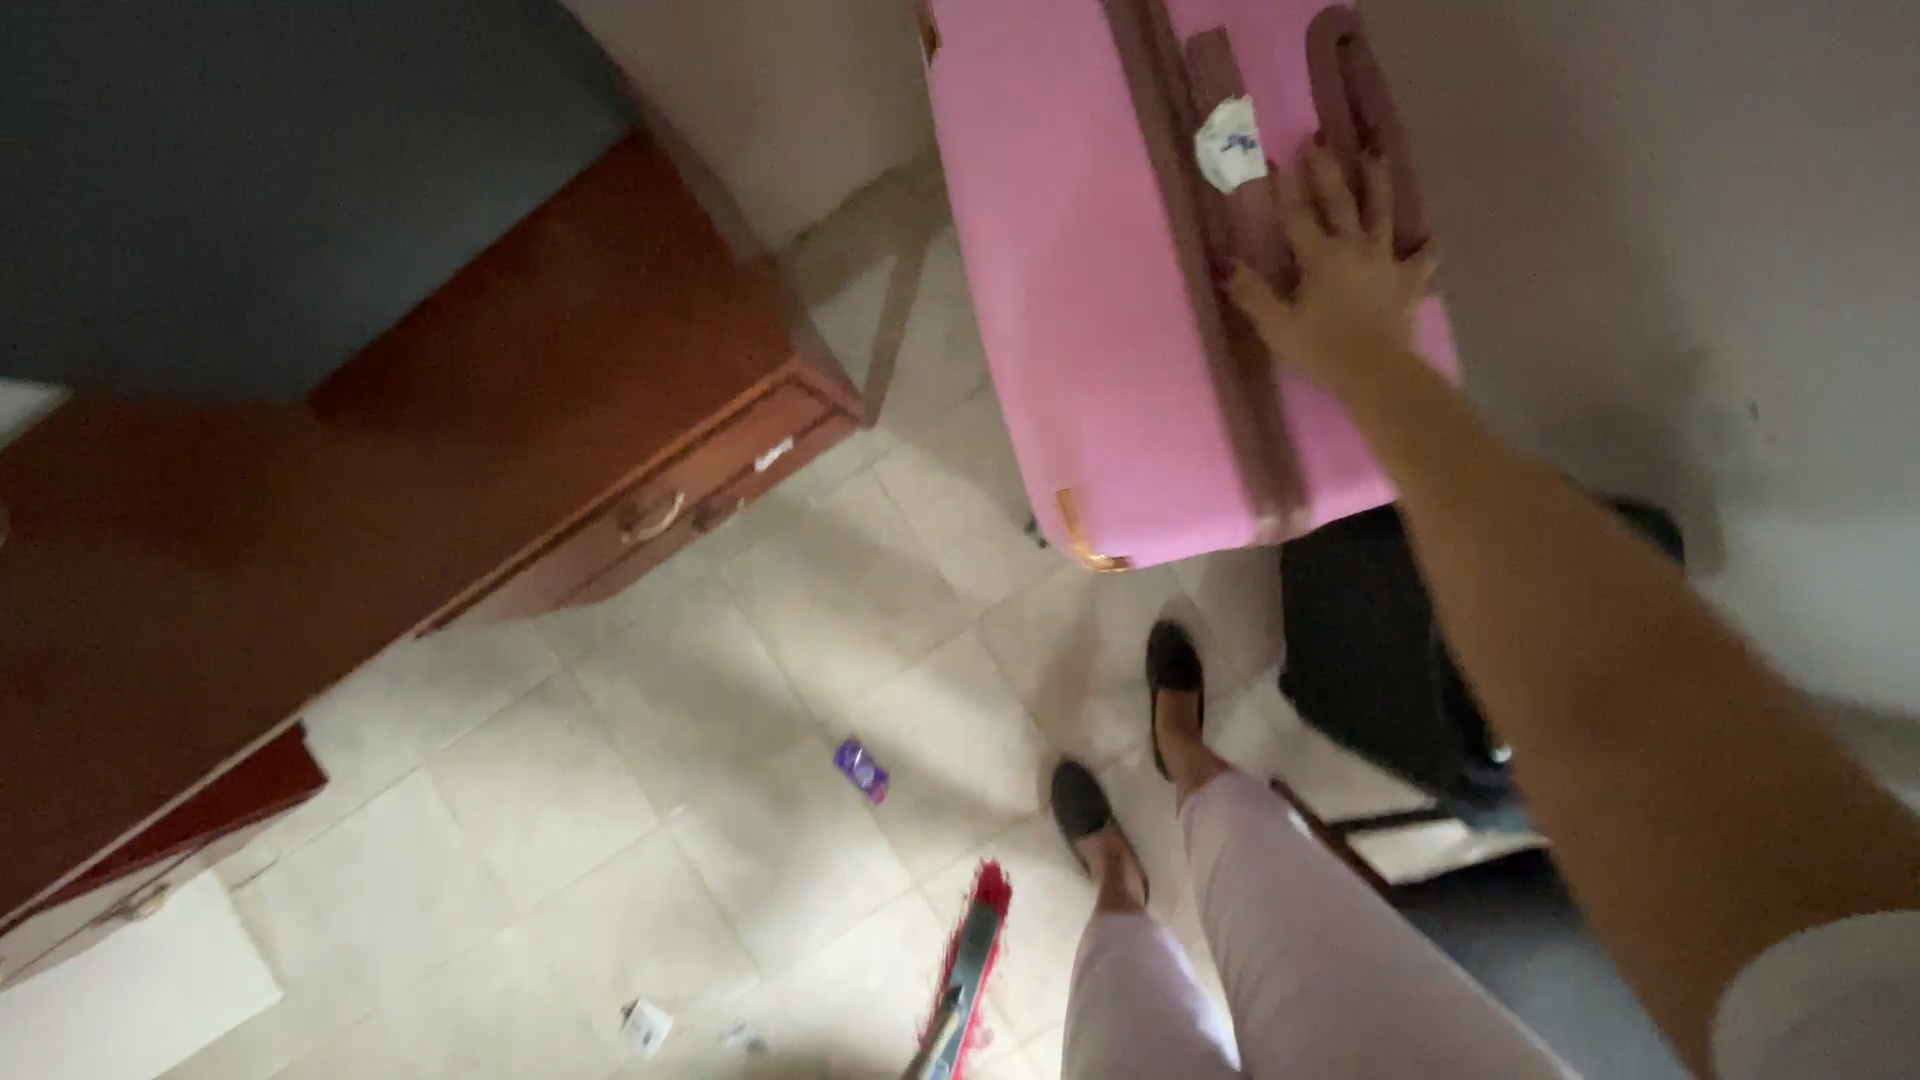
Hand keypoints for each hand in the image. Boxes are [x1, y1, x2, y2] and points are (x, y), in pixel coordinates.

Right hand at [1225, 145, 1435, 392]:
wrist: (1375, 373)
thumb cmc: (1320, 350)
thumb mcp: (1275, 325)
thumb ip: (1250, 292)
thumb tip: (1224, 262)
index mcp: (1319, 257)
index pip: (1295, 215)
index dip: (1281, 188)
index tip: (1272, 158)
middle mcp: (1355, 248)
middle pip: (1340, 202)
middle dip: (1327, 170)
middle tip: (1320, 140)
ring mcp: (1386, 262)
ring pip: (1383, 213)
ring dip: (1378, 183)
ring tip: (1375, 156)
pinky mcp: (1409, 282)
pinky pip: (1421, 258)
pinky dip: (1423, 246)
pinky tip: (1425, 239)